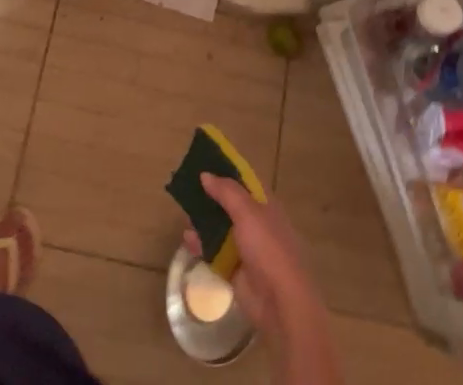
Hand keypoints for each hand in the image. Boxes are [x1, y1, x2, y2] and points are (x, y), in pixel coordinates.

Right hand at [182, 173, 339, 383]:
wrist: (280, 302)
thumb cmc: (268, 249)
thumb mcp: (248, 214)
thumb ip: (227, 192)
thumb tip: (206, 174)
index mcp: (266, 207)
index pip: (246, 181)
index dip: (227, 170)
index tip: (203, 160)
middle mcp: (257, 224)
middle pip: (230, 204)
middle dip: (210, 196)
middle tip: (186, 187)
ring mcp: (246, 248)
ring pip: (220, 228)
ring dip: (203, 221)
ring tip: (183, 213)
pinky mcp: (235, 269)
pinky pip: (215, 252)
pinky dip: (201, 245)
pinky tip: (187, 240)